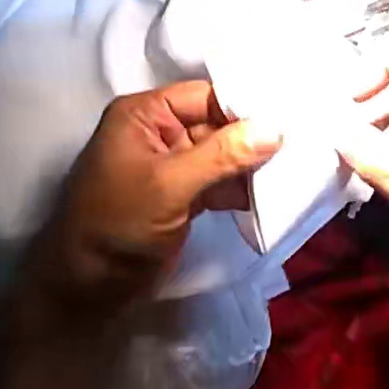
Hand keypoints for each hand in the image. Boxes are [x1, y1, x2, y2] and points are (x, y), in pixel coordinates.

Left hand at [29, 81, 281, 316]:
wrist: (87, 291)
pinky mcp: (182, 195)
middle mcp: (159, 133)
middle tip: (300, 141)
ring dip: (252, 164)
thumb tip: (275, 128)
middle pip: (217, 123)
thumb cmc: (118, 225)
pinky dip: (242, 188)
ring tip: (295, 166)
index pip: (205, 96)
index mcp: (145, 115)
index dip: (245, 105)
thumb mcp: (169, 185)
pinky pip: (219, 181)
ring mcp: (172, 166)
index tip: (288, 114)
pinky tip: (274, 192)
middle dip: (254, 136)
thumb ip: (223, 154)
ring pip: (222, 154)